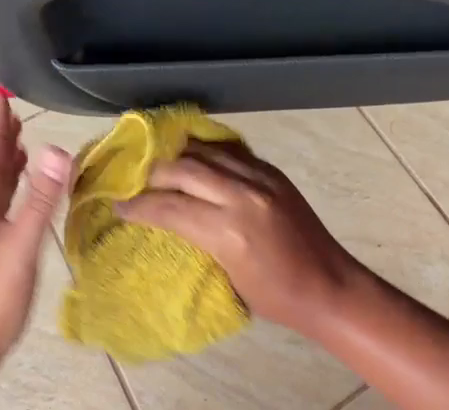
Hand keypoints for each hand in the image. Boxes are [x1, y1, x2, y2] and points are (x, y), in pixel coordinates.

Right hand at [118, 140, 363, 335]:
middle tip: (139, 183)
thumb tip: (168, 218)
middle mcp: (241, 196)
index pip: (170, 207)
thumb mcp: (228, 277)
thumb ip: (198, 240)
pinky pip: (231, 151)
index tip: (119, 205)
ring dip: (179, 156)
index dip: (139, 205)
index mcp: (228, 231)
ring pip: (206, 152)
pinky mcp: (272, 171)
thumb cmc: (276, 297)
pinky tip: (197, 156)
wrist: (329, 286)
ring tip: (162, 165)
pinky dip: (209, 151)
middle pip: (184, 169)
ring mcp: (260, 178)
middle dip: (155, 175)